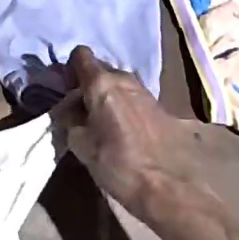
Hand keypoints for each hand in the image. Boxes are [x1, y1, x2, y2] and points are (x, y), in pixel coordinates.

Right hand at [53, 45, 190, 216]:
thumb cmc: (119, 164)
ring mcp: (144, 89)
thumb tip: (71, 109)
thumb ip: (71, 120)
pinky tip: (124, 130)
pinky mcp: (159, 104)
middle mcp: (123, 77)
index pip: (80, 54)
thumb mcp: (82, 146)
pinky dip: (124, 105)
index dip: (70, 69)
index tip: (67, 91)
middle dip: (89, 85)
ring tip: (103, 123)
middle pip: (100, 68)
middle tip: (82, 110)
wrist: (171, 184)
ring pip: (117, 82)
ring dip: (108, 96)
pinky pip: (132, 96)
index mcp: (101, 82)